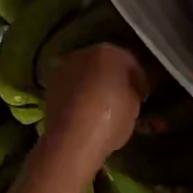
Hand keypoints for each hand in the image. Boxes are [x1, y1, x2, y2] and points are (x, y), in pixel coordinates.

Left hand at [42, 44, 145, 173]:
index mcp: (109, 51)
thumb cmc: (111, 118)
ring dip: (93, 84)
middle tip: (122, 96)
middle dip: (113, 77)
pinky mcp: (49, 86)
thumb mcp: (134, 105)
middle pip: (104, 63)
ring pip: (85, 74)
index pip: (129, 62)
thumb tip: (129, 89)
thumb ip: (133, 89)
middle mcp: (83, 53)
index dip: (138, 78)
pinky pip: (72, 86)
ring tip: (101, 105)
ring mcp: (64, 68)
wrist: (73, 140)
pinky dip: (78, 94)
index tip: (142, 94)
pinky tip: (84, 110)